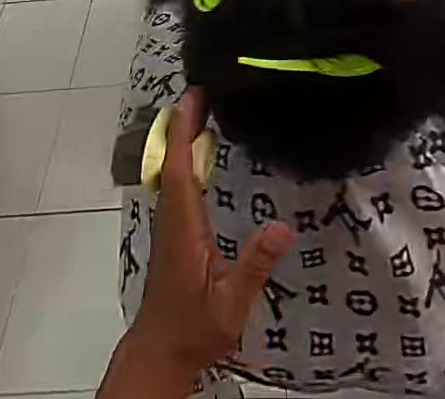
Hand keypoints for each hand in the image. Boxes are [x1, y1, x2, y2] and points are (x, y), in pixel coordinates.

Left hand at [124, 90, 295, 378]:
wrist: (160, 354)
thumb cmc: (196, 329)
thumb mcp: (232, 303)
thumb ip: (255, 265)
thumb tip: (284, 226)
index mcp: (184, 229)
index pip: (182, 173)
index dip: (185, 134)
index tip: (192, 100)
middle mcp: (172, 220)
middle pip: (174, 163)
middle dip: (184, 124)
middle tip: (200, 90)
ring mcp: (170, 225)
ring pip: (172, 172)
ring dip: (183, 138)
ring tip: (200, 108)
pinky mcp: (174, 232)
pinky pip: (177, 183)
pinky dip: (184, 157)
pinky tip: (199, 150)